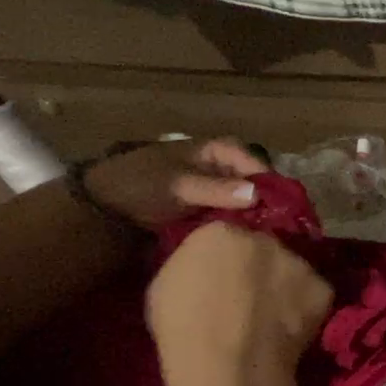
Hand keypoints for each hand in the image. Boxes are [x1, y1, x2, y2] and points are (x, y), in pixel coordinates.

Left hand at [85, 138, 264, 226]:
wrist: (104, 209)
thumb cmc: (139, 186)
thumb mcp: (177, 185)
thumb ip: (215, 188)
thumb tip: (257, 195)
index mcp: (216, 150)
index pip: (256, 161)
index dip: (270, 181)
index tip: (281, 204)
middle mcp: (225, 166)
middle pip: (261, 181)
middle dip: (271, 201)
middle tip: (280, 222)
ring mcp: (222, 187)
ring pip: (256, 199)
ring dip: (262, 215)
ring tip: (270, 232)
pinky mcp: (218, 207)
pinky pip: (244, 214)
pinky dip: (250, 224)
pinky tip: (253, 235)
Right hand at [148, 224, 331, 385]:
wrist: (231, 362)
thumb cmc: (184, 325)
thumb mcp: (169, 280)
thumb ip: (196, 260)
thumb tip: (212, 262)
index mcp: (221, 232)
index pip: (226, 232)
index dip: (223, 255)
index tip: (220, 273)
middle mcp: (267, 240)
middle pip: (264, 246)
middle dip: (258, 263)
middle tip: (250, 290)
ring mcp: (301, 263)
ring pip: (292, 266)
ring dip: (283, 280)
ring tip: (271, 308)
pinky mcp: (325, 288)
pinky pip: (312, 289)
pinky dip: (303, 301)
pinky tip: (290, 319)